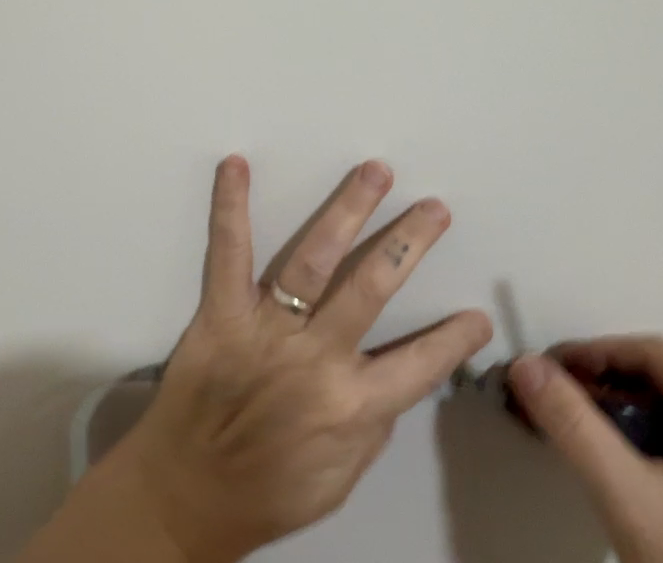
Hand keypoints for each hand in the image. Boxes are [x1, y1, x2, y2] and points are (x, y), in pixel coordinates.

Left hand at [114, 156, 493, 560]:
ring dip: (348, 210)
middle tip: (435, 208)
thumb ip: (372, 425)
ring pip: (314, 259)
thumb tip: (393, 377)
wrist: (183, 497)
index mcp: (352, 405)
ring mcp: (266, 330)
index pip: (421, 364)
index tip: (479, 316)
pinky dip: (231, 206)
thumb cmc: (268, 492)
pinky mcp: (221, 315)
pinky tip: (236, 164)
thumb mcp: (341, 478)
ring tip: (375, 171)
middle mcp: (315, 358)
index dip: (454, 339)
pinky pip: (228, 254)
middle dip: (408, 242)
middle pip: (372, 287)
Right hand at [507, 335, 662, 562]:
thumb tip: (524, 365)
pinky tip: (609, 455)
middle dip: (604, 384)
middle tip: (550, 396)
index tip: (544, 367)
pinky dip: (646, 439)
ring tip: (570, 423)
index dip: (596, 353)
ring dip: (621, 411)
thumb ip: (575, 428)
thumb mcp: (630, 501)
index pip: (661, 357)